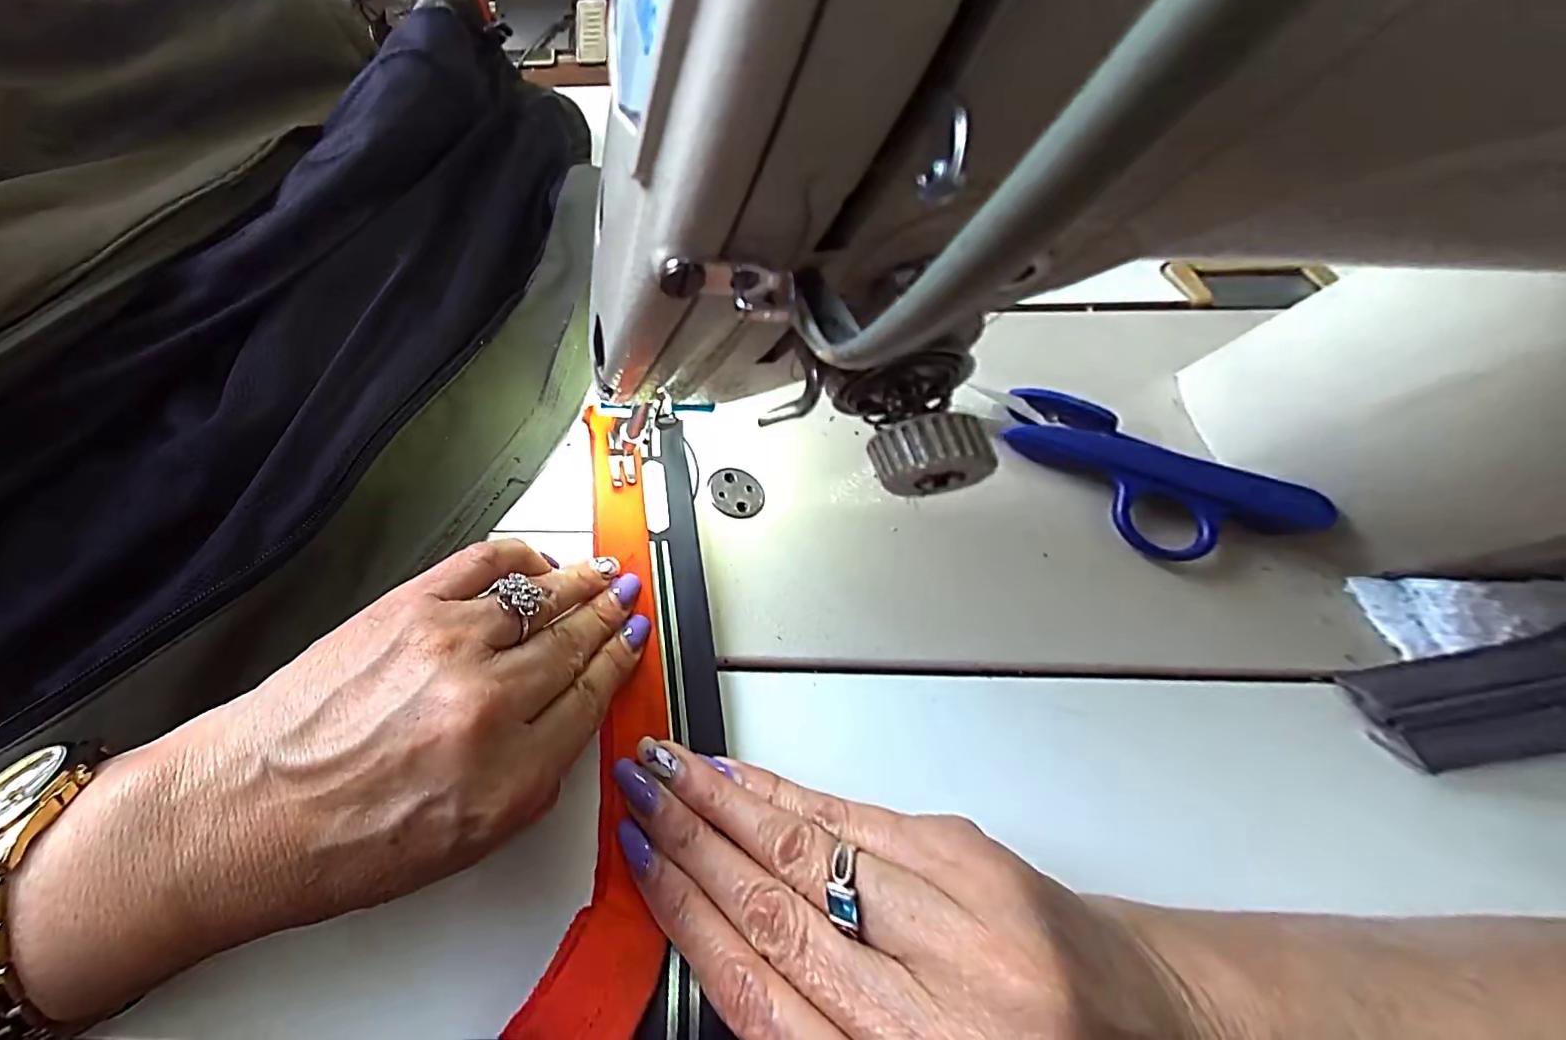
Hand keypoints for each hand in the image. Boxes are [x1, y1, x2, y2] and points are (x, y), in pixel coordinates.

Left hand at [159, 539, 650, 945]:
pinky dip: (524, 554)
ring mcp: (447, 644)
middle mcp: (487, 702)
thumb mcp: (469, 840)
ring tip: (600, 573)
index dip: (618, 662)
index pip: (590, 696)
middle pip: (573, 641)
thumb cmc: (342, 842)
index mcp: (511, 772)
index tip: (629, 644)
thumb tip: (570, 714)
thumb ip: (537, 773)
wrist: (247, 811)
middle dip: (608, 617)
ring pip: (541, 597)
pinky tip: (540, 559)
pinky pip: (487, 562)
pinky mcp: (406, 605)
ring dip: (580, 582)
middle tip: (625, 601)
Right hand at [612, 740, 1211, 1038]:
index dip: (682, 911)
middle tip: (637, 788)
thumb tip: (710, 928)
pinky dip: (786, 793)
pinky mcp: (974, 859)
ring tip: (669, 767)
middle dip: (688, 838)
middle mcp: (933, 1015)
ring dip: (723, 802)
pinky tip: (740, 775)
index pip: (756, 984)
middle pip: (773, 907)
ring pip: (807, 850)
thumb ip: (810, 1017)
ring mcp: (959, 922)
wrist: (1145, 1023)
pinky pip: (855, 818)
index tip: (636, 856)